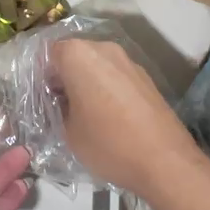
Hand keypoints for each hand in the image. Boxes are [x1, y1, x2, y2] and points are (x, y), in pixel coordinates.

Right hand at [50, 39, 199, 196]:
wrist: (167, 161)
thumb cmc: (108, 143)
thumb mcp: (68, 133)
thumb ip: (57, 110)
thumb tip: (63, 105)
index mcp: (77, 54)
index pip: (47, 54)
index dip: (43, 76)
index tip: (45, 99)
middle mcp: (102, 48)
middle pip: (74, 55)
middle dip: (67, 77)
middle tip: (64, 106)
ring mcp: (128, 61)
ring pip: (98, 65)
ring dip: (90, 82)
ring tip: (91, 114)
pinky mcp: (147, 77)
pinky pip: (118, 76)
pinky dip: (111, 89)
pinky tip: (115, 118)